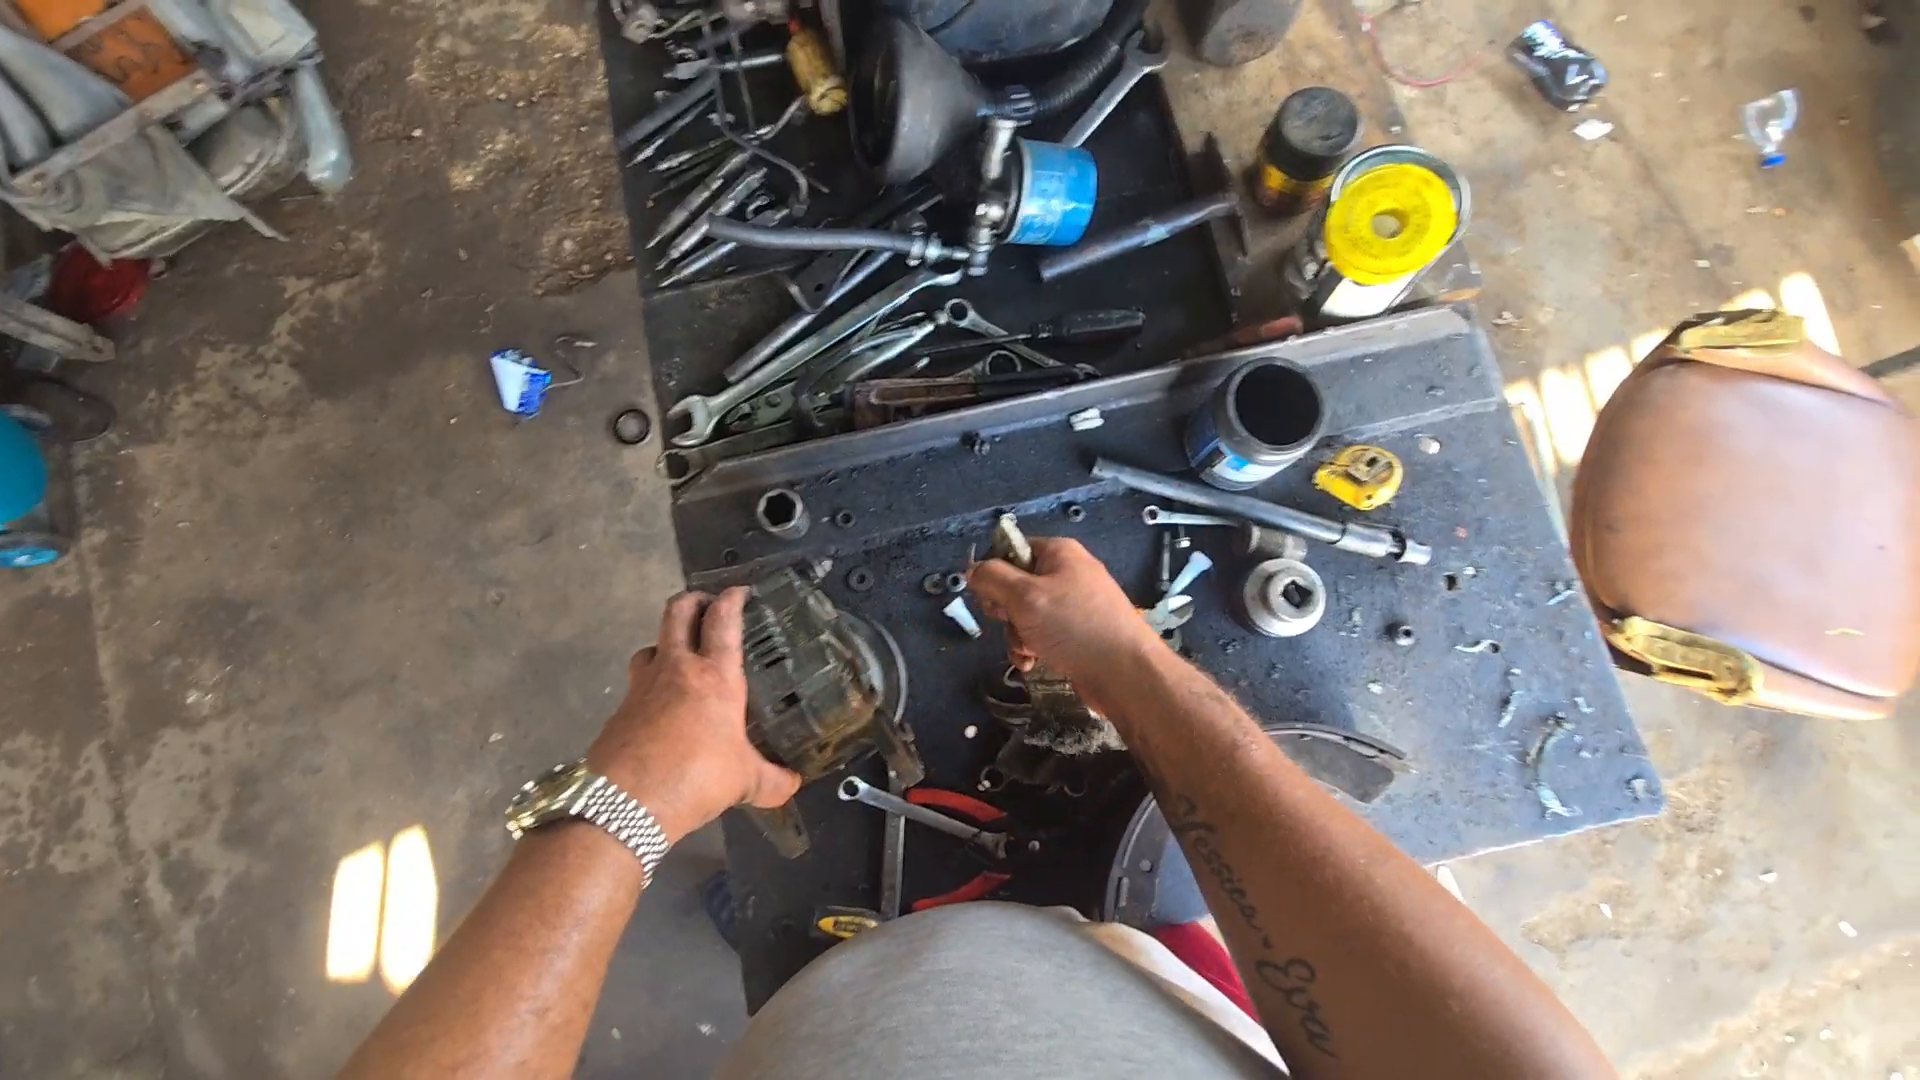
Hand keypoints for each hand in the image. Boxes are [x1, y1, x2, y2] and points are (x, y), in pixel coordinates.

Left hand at [586, 589, 800, 844]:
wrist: (624, 805)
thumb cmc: (697, 777)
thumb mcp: (744, 782)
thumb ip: (772, 779)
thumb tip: (793, 784)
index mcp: (714, 676)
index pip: (723, 620)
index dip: (732, 599)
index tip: (739, 591)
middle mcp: (676, 670)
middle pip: (677, 613)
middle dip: (693, 600)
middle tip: (706, 603)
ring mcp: (642, 689)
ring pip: (651, 646)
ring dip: (666, 643)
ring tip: (681, 657)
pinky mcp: (619, 713)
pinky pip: (637, 687)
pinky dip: (651, 687)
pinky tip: (662, 710)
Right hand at [967, 537, 1165, 697]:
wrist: (1125, 672)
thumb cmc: (1073, 625)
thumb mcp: (1024, 596)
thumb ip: (992, 578)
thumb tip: (973, 568)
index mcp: (1058, 553)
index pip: (1011, 550)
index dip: (994, 572)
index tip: (989, 597)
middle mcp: (1067, 573)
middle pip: (1016, 585)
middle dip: (1006, 611)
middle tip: (1013, 622)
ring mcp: (1074, 605)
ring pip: (1026, 615)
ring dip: (1018, 635)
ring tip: (1028, 650)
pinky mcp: (1078, 633)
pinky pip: (1043, 634)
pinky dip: (1033, 648)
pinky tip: (1033, 663)